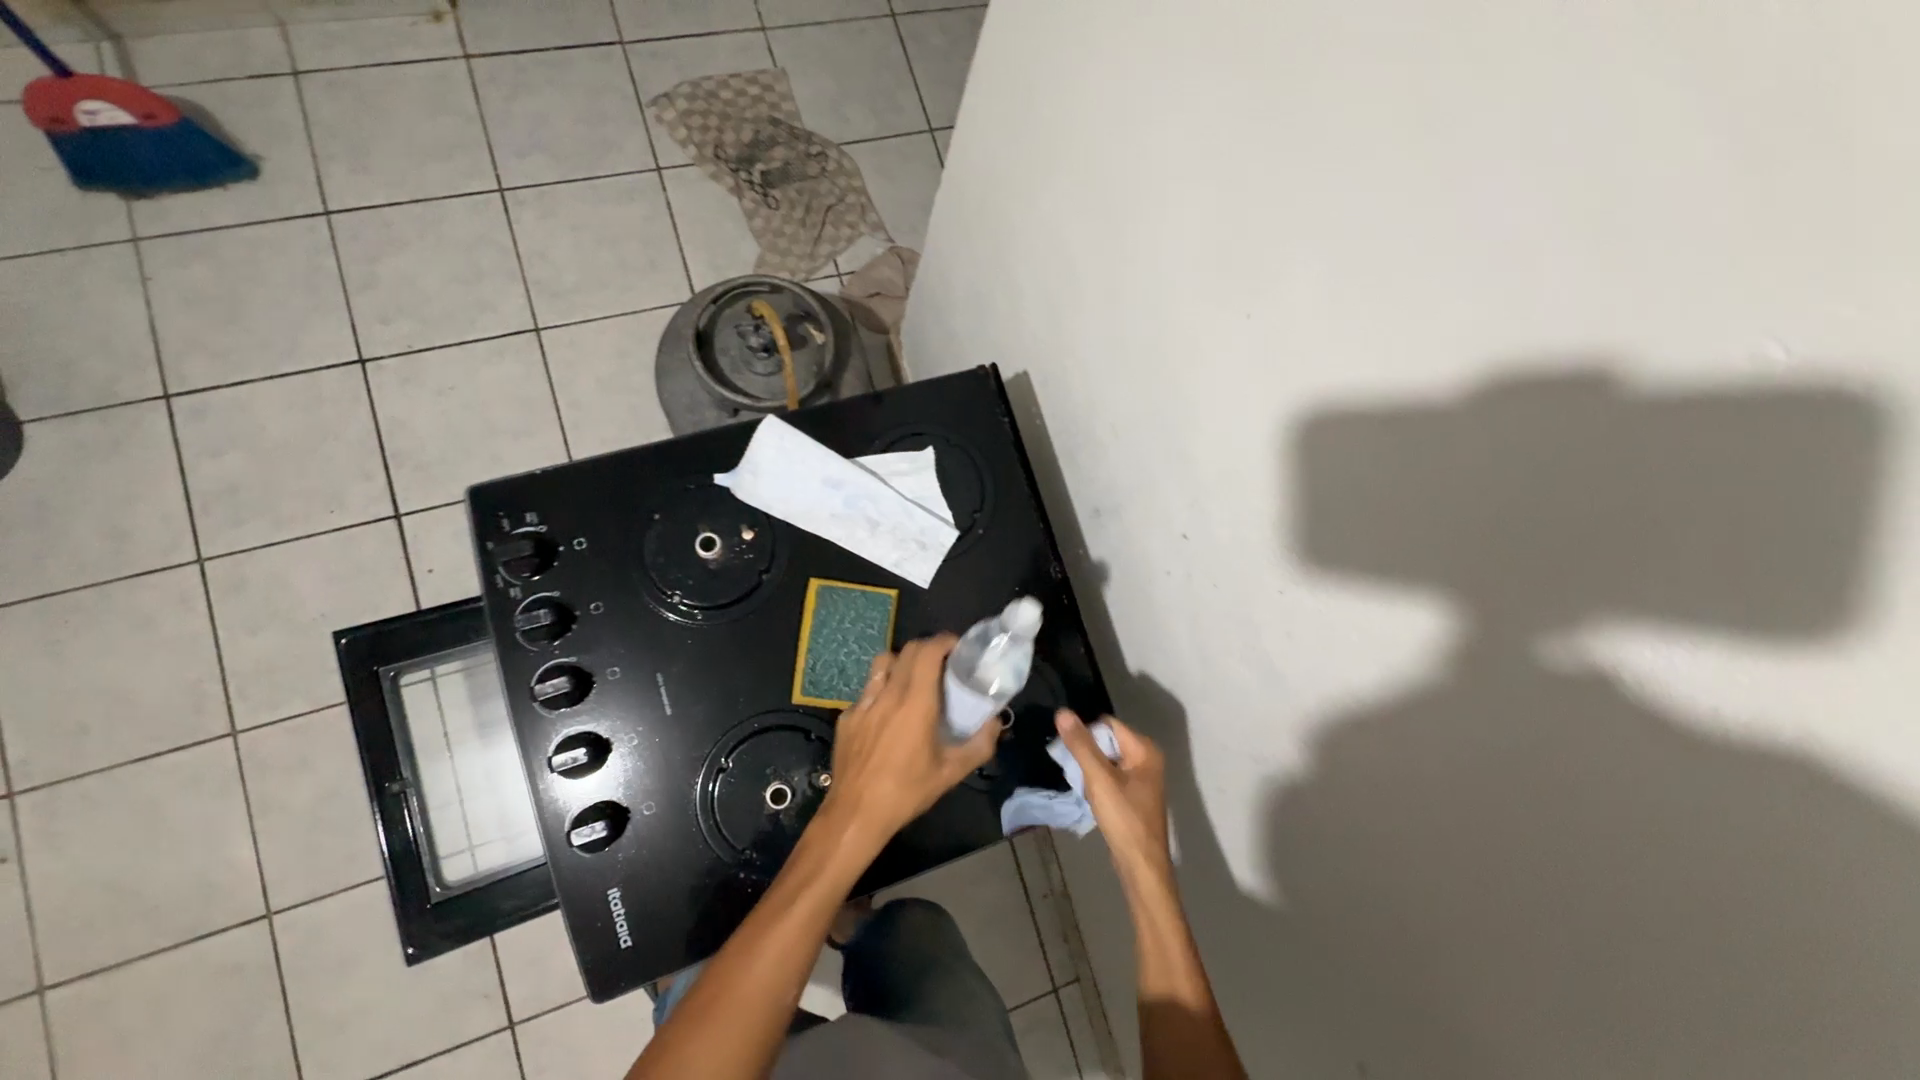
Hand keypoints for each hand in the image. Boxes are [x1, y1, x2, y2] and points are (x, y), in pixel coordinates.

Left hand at [819, 635, 1000, 846]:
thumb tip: (996, 722)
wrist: (856, 813)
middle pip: (906, 651)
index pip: (927, 652)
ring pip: (882, 664)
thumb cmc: (907, 792)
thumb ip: (980, 744)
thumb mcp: (952, 772)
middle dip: (927, 649)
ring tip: (913, 680)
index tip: (958, 648)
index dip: (944, 642)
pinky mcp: (847, 717)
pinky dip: (882, 690)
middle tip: (943, 663)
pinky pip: (867, 691)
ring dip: (901, 663)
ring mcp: (863, 704)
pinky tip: (888, 714)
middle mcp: (887, 695)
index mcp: (915, 703)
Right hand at [1056, 709, 1173, 885]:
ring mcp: (1142, 778)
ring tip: (1086, 788)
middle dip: (1088, 754)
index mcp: (1144, 749)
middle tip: (1078, 774)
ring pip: (1107, 760)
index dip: (1086, 734)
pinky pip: (1111, 776)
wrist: (1141, 864)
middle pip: (1107, 741)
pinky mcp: (1135, 794)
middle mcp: (1147, 758)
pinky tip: (1094, 799)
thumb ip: (1081, 745)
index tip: (1071, 754)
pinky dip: (1099, 783)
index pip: (1107, 724)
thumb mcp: (1098, 778)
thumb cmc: (1123, 818)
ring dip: (1091, 771)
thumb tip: (1063, 712)